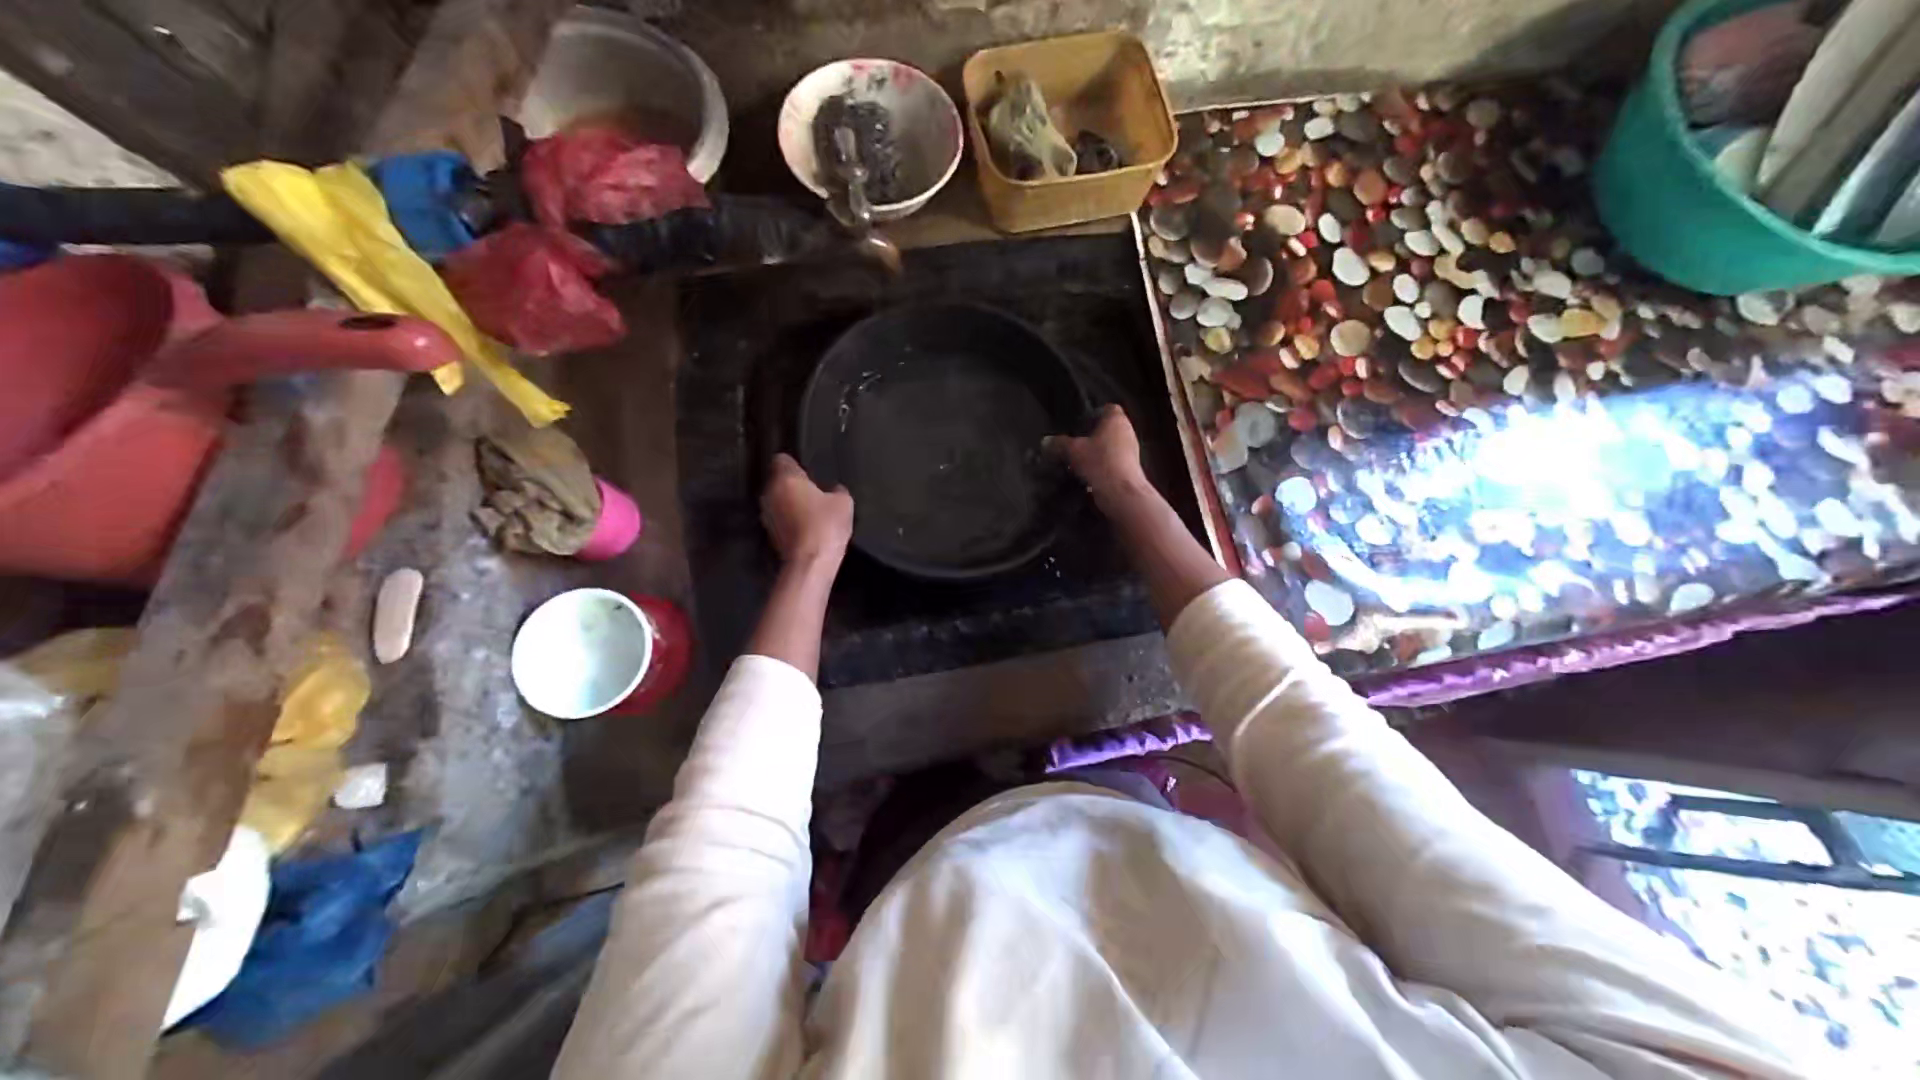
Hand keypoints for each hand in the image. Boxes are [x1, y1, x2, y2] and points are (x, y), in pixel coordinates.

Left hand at [761, 453, 853, 565]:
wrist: (810, 563)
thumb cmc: (825, 526)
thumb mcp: (844, 503)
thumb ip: (837, 491)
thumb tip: (835, 490)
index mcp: (785, 478)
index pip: (782, 460)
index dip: (795, 464)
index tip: (807, 472)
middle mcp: (769, 493)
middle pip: (778, 482)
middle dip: (793, 486)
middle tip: (813, 492)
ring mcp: (766, 515)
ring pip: (777, 502)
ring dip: (789, 505)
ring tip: (810, 512)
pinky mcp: (768, 534)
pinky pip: (779, 520)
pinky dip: (789, 522)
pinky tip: (805, 529)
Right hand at [1050, 405, 1150, 508]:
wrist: (1121, 493)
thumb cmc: (1099, 462)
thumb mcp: (1072, 451)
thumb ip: (1058, 444)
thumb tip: (1045, 442)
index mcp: (1116, 420)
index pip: (1108, 408)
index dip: (1094, 414)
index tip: (1079, 424)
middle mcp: (1127, 432)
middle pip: (1108, 429)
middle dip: (1092, 436)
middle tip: (1074, 444)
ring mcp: (1131, 452)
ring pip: (1111, 447)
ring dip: (1097, 453)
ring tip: (1078, 462)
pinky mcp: (1130, 469)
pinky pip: (1113, 463)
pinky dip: (1102, 467)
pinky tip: (1088, 476)